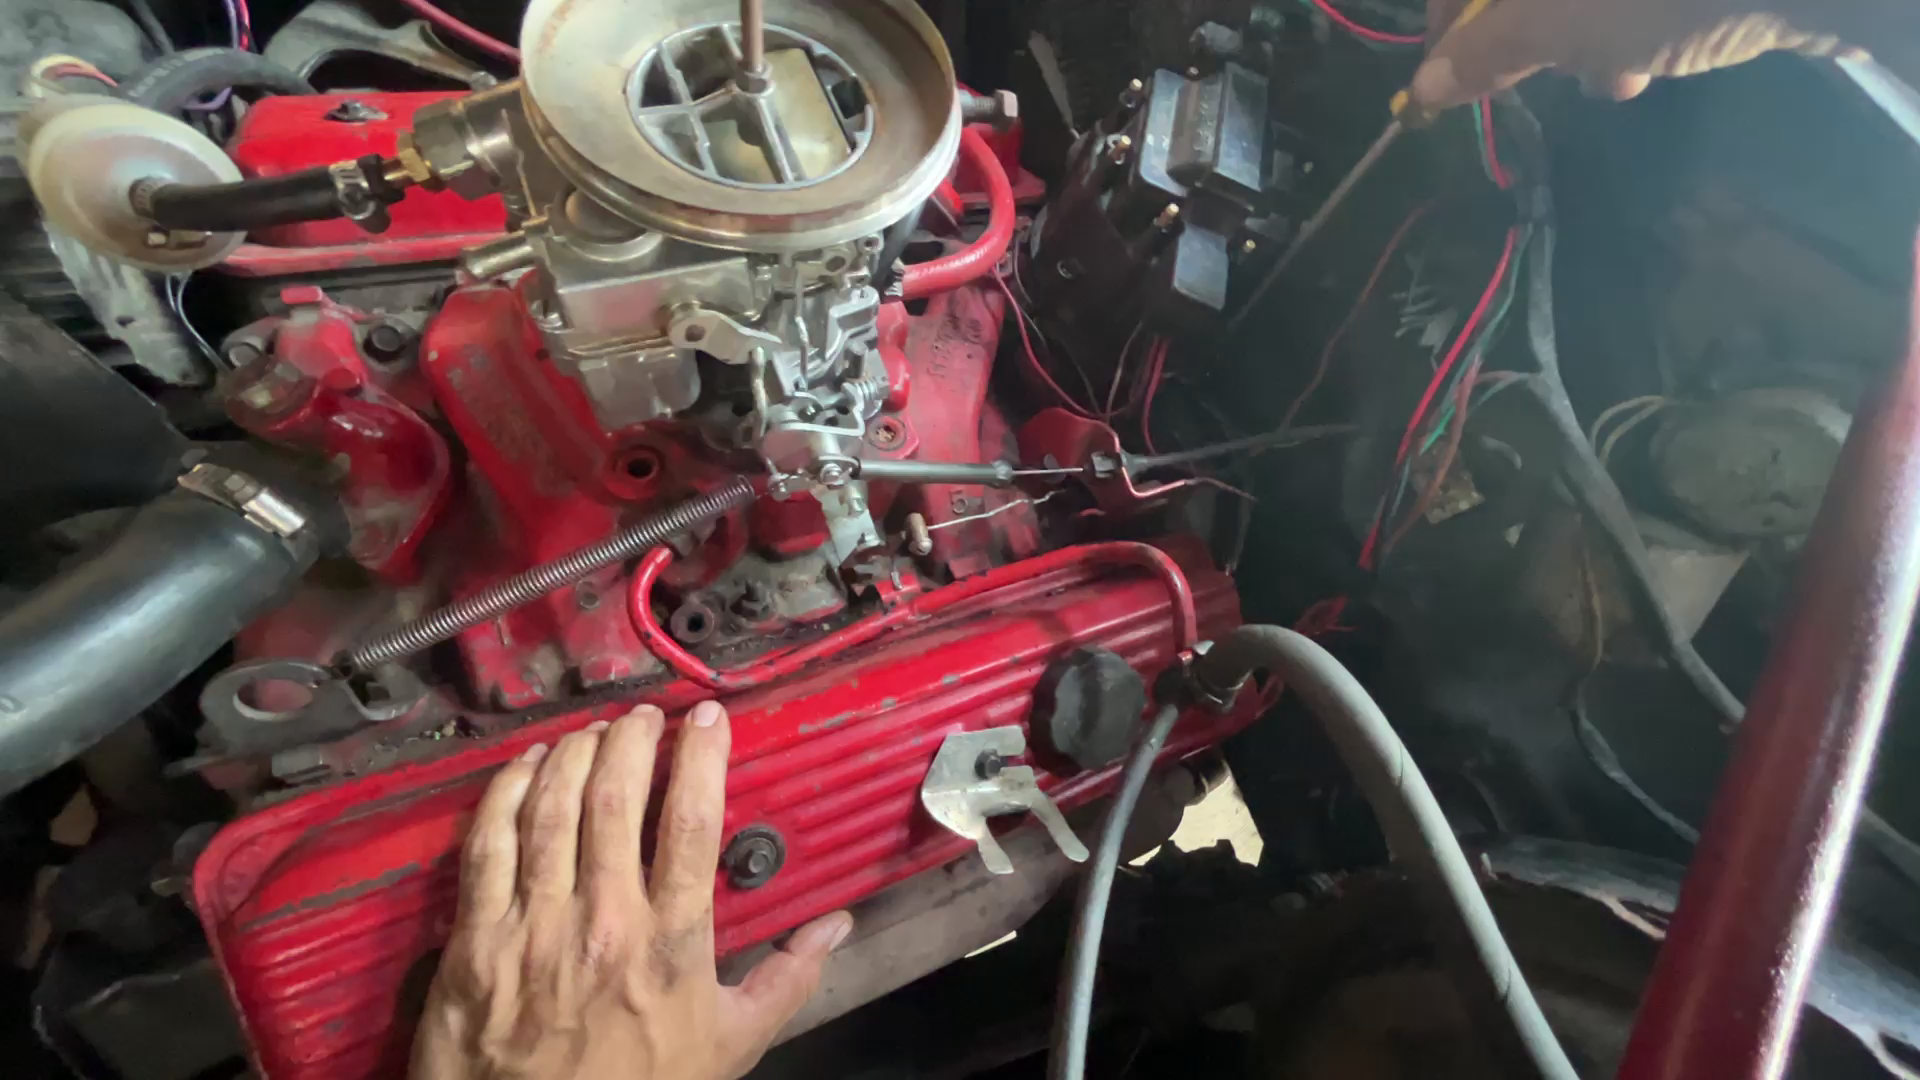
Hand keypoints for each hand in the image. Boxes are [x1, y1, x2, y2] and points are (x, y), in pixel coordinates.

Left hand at [410, 702, 852, 1079]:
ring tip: (597, 729)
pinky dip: (507, 792)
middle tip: (646, 716)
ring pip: (552, 810)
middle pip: (615, 799)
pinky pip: (486, 847)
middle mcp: (602, 920)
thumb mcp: (730, 1044)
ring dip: (576, 753)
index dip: (702, 756)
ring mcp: (530, 929)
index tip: (709, 717)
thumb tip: (839, 926)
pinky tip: (529, 762)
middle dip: (632, 739)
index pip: (691, 821)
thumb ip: (788, 979)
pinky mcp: (472, 944)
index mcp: (669, 940)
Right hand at [1412, 0, 1868, 108]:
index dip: (1445, 24)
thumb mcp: (1553, 23)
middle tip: (1536, 79)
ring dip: (1587, 34)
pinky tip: (1663, 51)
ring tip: (1613, 74)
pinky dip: (1642, 17)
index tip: (1448, 75)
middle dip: (1529, 35)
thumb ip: (1483, 52)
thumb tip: (1426, 88)